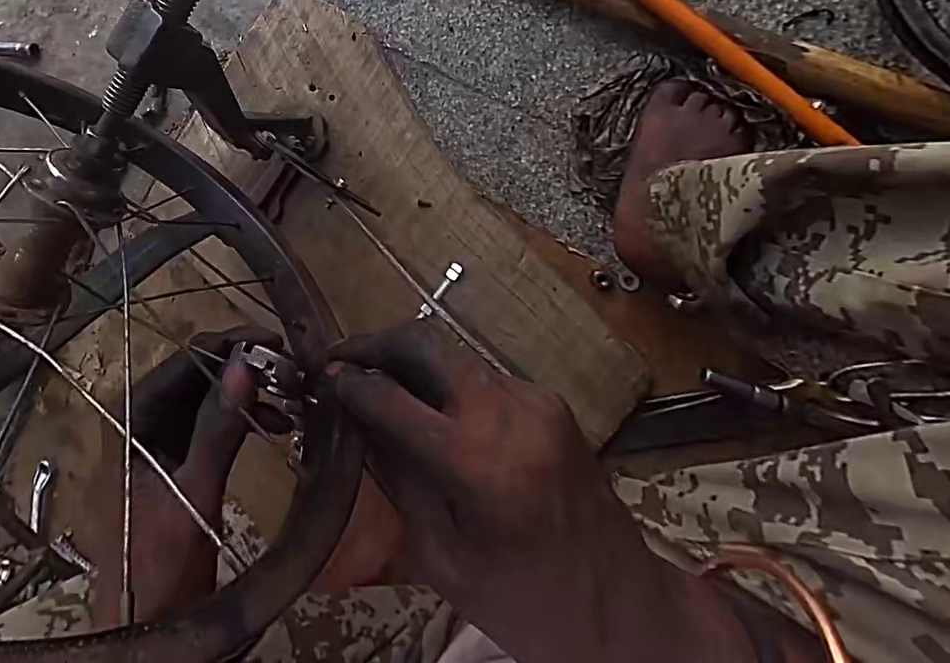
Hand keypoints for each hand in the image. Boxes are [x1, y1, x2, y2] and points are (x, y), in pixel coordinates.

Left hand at [92, 326, 274, 624]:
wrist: (147, 629)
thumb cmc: (157, 564)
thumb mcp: (194, 490)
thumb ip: (217, 426)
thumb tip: (244, 363)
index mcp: (131, 414)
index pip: (185, 359)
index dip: (231, 345)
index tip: (276, 343)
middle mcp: (142, 414)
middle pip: (198, 372)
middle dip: (244, 368)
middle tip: (290, 369)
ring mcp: (160, 435)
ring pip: (210, 395)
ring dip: (249, 392)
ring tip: (290, 395)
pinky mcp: (178, 454)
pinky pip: (214, 421)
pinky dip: (244, 418)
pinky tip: (278, 422)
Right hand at [326, 322, 763, 662]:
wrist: (626, 608)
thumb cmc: (524, 602)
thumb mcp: (441, 555)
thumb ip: (395, 476)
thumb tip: (354, 420)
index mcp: (479, 465)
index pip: (394, 398)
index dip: (351, 381)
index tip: (323, 373)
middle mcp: (509, 414)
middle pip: (427, 342)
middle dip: (376, 342)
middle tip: (341, 355)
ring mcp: (535, 398)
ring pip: (454, 351)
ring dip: (409, 356)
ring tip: (375, 374)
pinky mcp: (548, 398)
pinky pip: (480, 373)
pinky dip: (444, 379)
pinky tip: (428, 402)